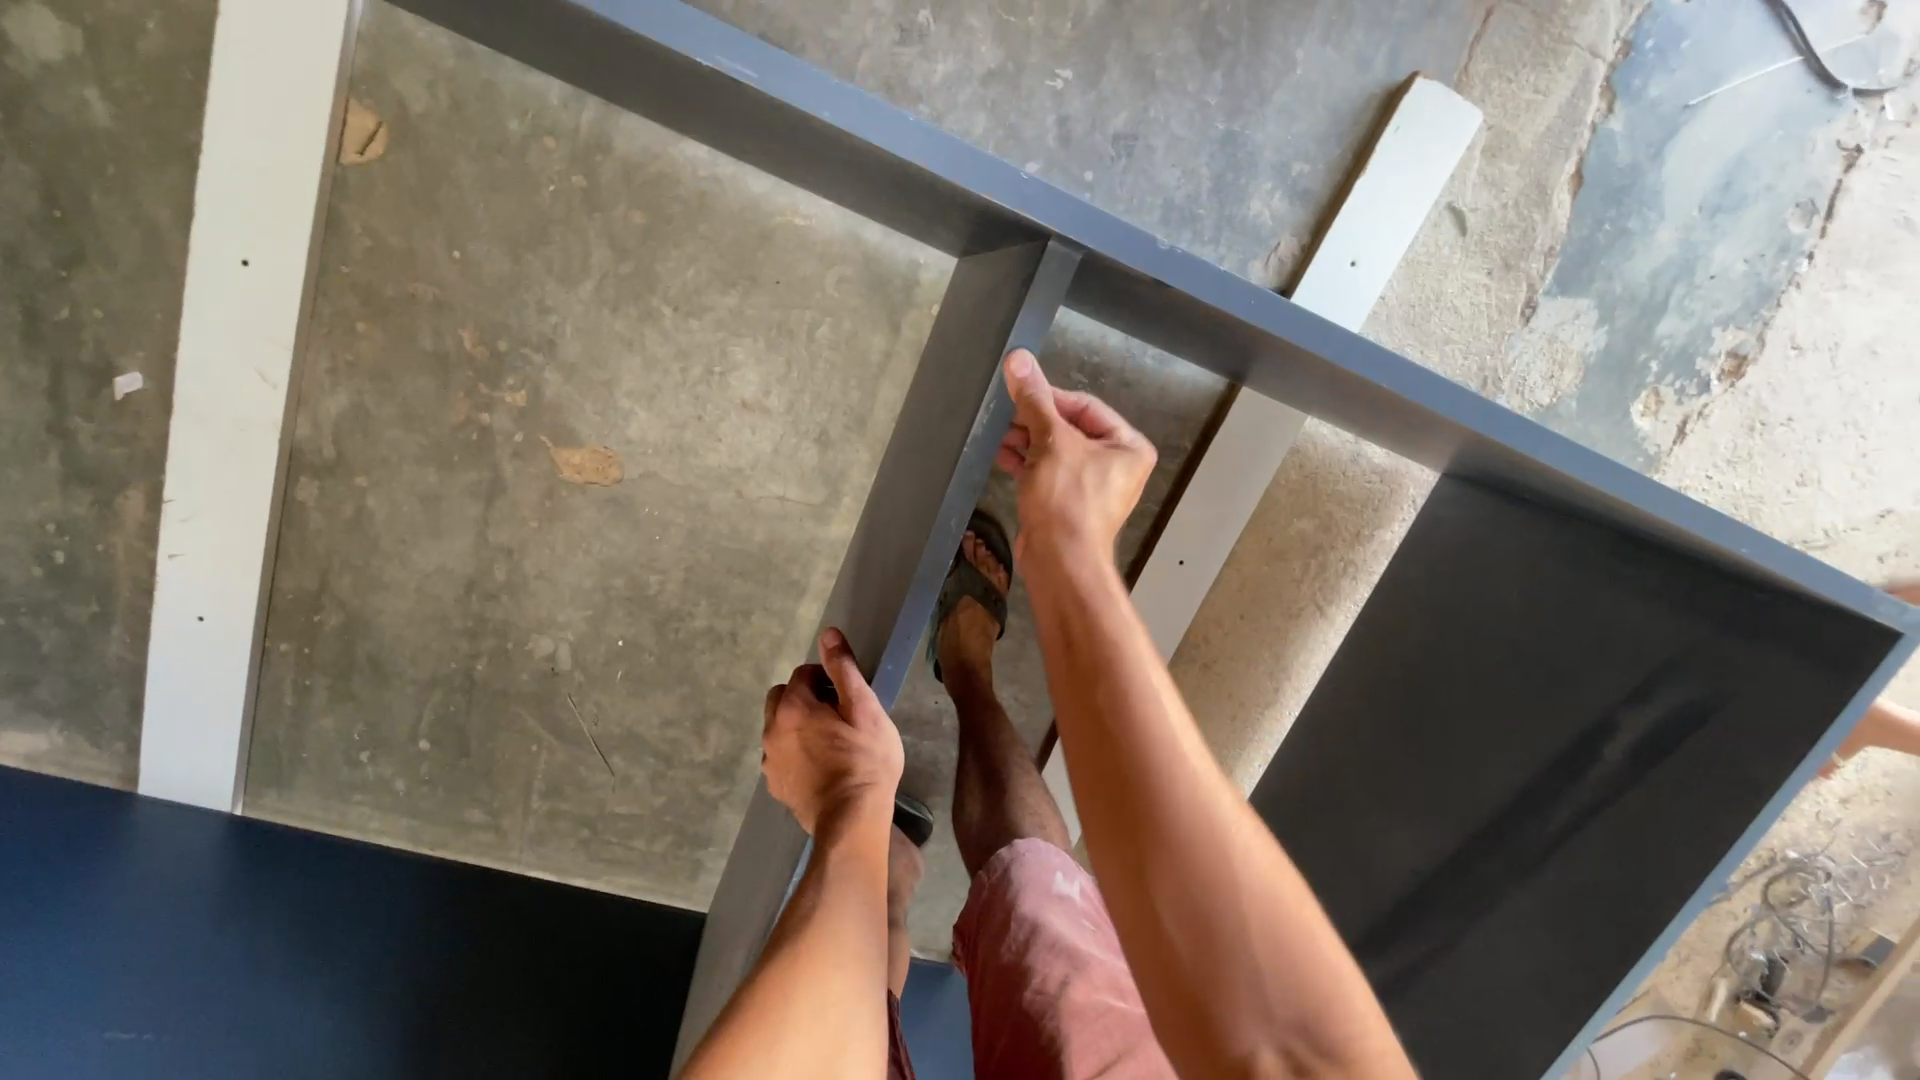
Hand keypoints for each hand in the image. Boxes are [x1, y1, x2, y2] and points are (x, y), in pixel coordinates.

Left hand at [762, 627, 903, 833]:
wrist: (851, 820)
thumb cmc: (865, 760)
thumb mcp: (864, 709)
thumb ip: (844, 669)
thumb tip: (827, 634)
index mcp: (793, 707)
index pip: (804, 674)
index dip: (828, 679)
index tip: (848, 697)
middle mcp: (772, 730)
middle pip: (783, 697)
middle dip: (805, 698)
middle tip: (836, 715)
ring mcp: (770, 760)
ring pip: (778, 727)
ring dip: (797, 725)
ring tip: (829, 742)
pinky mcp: (775, 785)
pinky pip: (780, 755)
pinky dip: (794, 752)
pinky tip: (819, 767)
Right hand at [995, 348, 1155, 562]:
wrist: (1060, 561)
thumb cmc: (1066, 499)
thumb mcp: (1050, 441)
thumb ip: (1033, 399)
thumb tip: (1018, 358)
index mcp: (1128, 446)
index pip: (1085, 406)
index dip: (1050, 397)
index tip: (1019, 391)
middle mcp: (1116, 464)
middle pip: (1070, 428)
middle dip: (1035, 421)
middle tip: (1004, 412)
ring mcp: (1092, 487)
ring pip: (1056, 452)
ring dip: (1027, 441)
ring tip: (998, 432)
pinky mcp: (1069, 503)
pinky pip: (1048, 473)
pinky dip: (1027, 463)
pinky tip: (1002, 454)